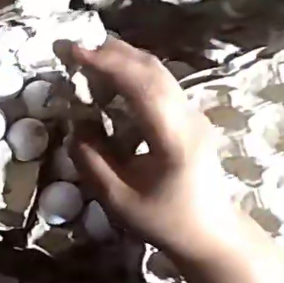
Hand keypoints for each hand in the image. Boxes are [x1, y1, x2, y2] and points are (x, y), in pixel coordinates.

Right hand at [65, 38, 254, 266]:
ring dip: (122, 60)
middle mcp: (188, 117)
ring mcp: (193, 114)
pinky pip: (160, 85)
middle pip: (152, 69)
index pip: (141, 87)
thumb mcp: (118, 200)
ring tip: (87, 59)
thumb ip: (91, 162)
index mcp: (173, 138)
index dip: (107, 64)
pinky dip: (132, 74)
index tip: (73, 51)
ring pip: (158, 72)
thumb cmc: (166, 221)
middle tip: (72, 48)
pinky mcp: (189, 118)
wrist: (211, 234)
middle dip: (111, 53)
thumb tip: (75, 126)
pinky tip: (109, 81)